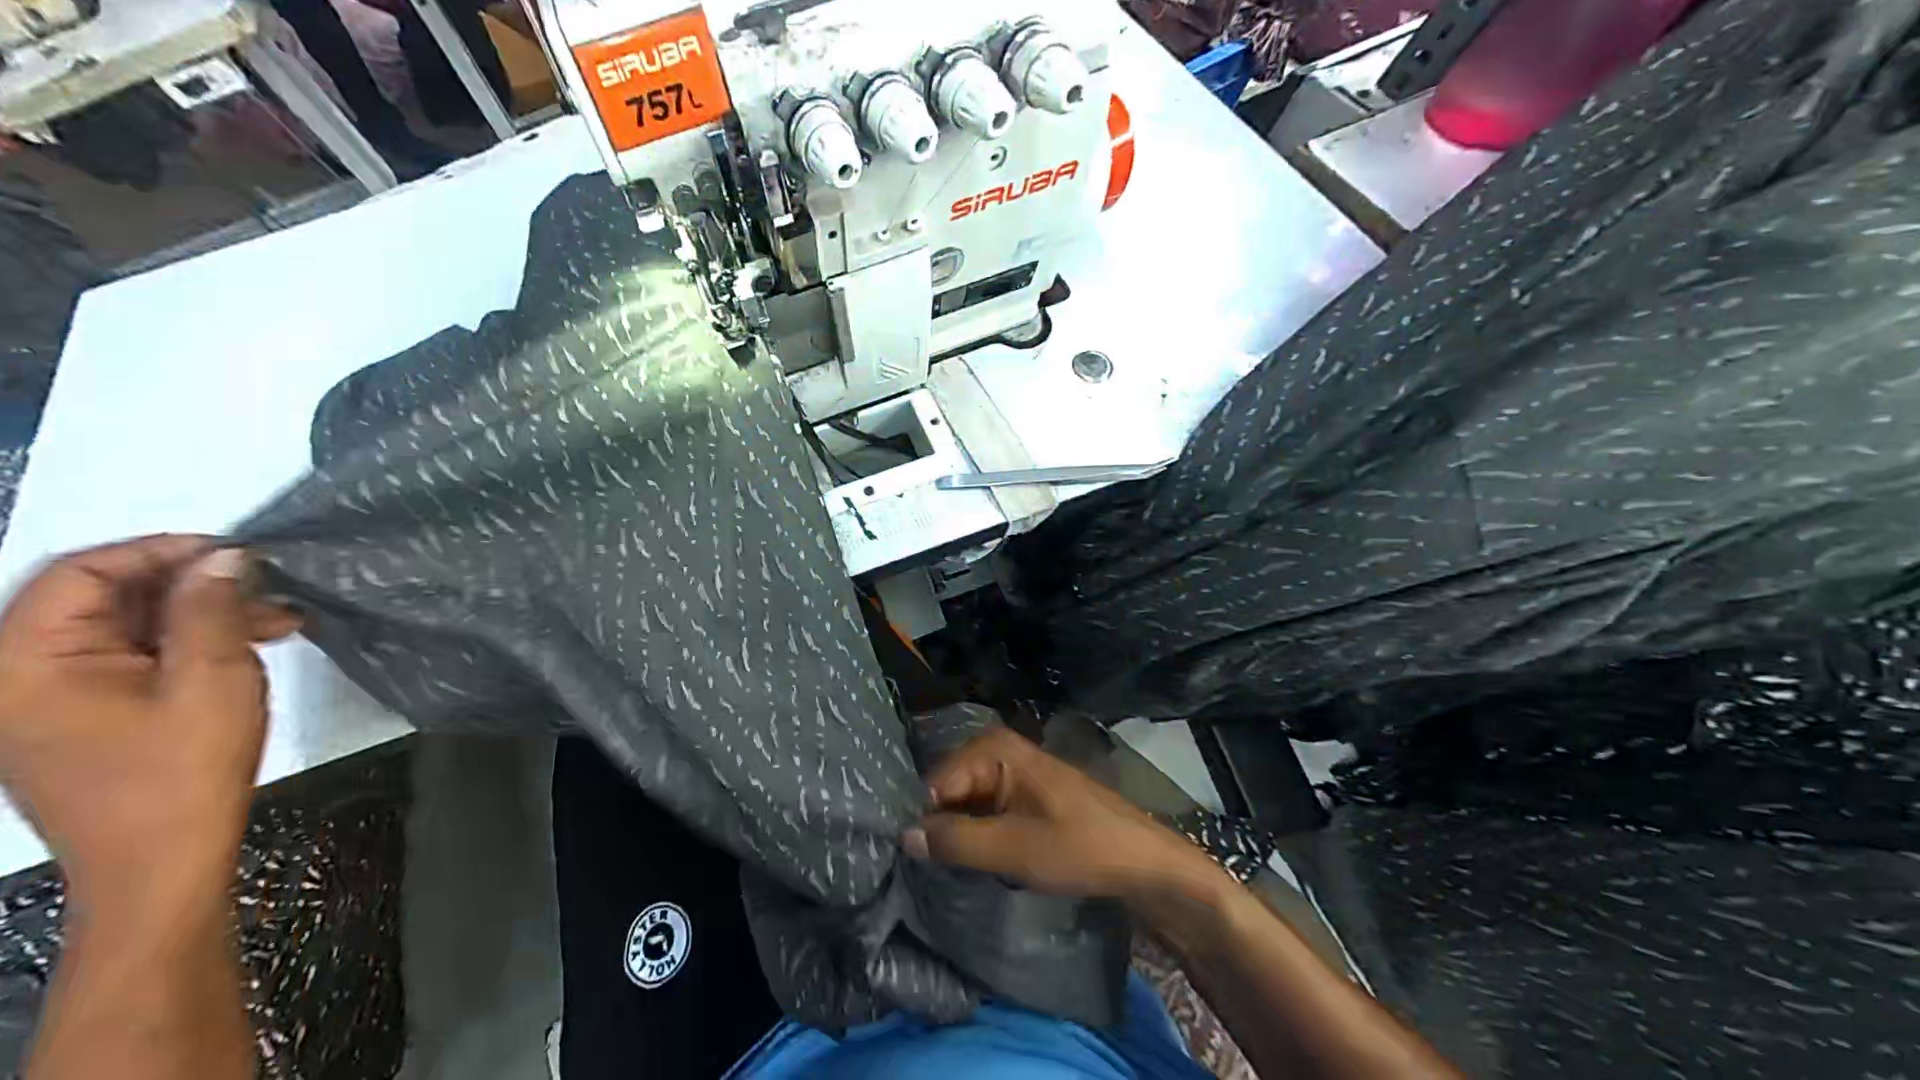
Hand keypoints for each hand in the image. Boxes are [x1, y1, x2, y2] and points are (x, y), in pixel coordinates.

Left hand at [0, 537, 298, 904]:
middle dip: (191, 584)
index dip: (160, 550)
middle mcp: (18, 674)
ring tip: (279, 618)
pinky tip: (252, 645)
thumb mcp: (212, 679)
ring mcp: (48, 699)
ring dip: (202, 614)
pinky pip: (132, 659)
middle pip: (101, 597)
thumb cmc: (183, 770)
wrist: (160, 864)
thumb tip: (223, 557)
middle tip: (269, 586)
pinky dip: (191, 644)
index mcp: (26, 661)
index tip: (239, 553)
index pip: (81, 571)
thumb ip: (211, 609)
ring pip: (126, 627)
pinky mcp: (83, 717)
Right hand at [903, 727, 1218, 904]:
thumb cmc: (1079, 847)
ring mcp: (1012, 770)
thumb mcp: (1012, 850)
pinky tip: (985, 861)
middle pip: (948, 790)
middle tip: (936, 867)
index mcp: (993, 749)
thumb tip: (904, 836)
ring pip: (965, 804)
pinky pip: (985, 811)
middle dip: (942, 827)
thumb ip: (955, 841)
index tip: (912, 858)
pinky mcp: (1023, 792)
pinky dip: (981, 836)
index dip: (924, 821)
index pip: (935, 783)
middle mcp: (998, 749)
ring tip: (959, 868)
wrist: (1142, 861)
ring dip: (962, 836)